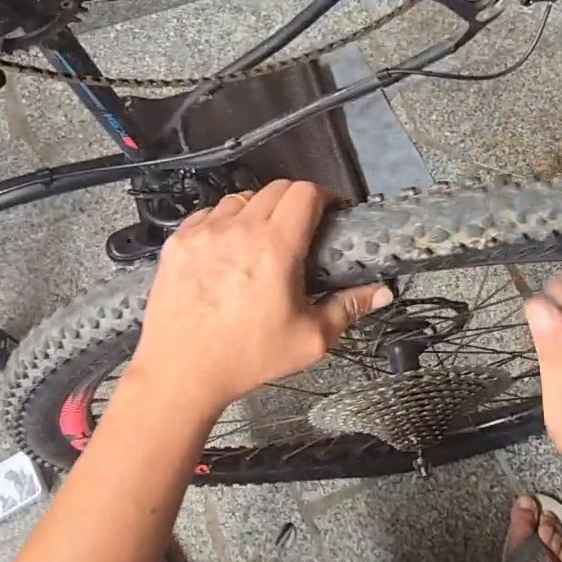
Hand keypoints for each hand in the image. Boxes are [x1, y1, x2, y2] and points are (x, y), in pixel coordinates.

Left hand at [127, 180, 392, 412]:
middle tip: (304, 227)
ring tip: (265, 237)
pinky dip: (226, 221)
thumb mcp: (310, 339)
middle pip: (276, 188)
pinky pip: (209, 214)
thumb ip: (349, 307)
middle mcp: (239, 229)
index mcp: (276, 247)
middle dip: (296, 200)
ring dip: (260, 209)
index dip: (324, 196)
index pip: (306, 192)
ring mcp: (204, 232)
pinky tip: (230, 248)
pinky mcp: (178, 241)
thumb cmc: (248, 358)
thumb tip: (383, 292)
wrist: (180, 373)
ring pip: (241, 198)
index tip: (331, 213)